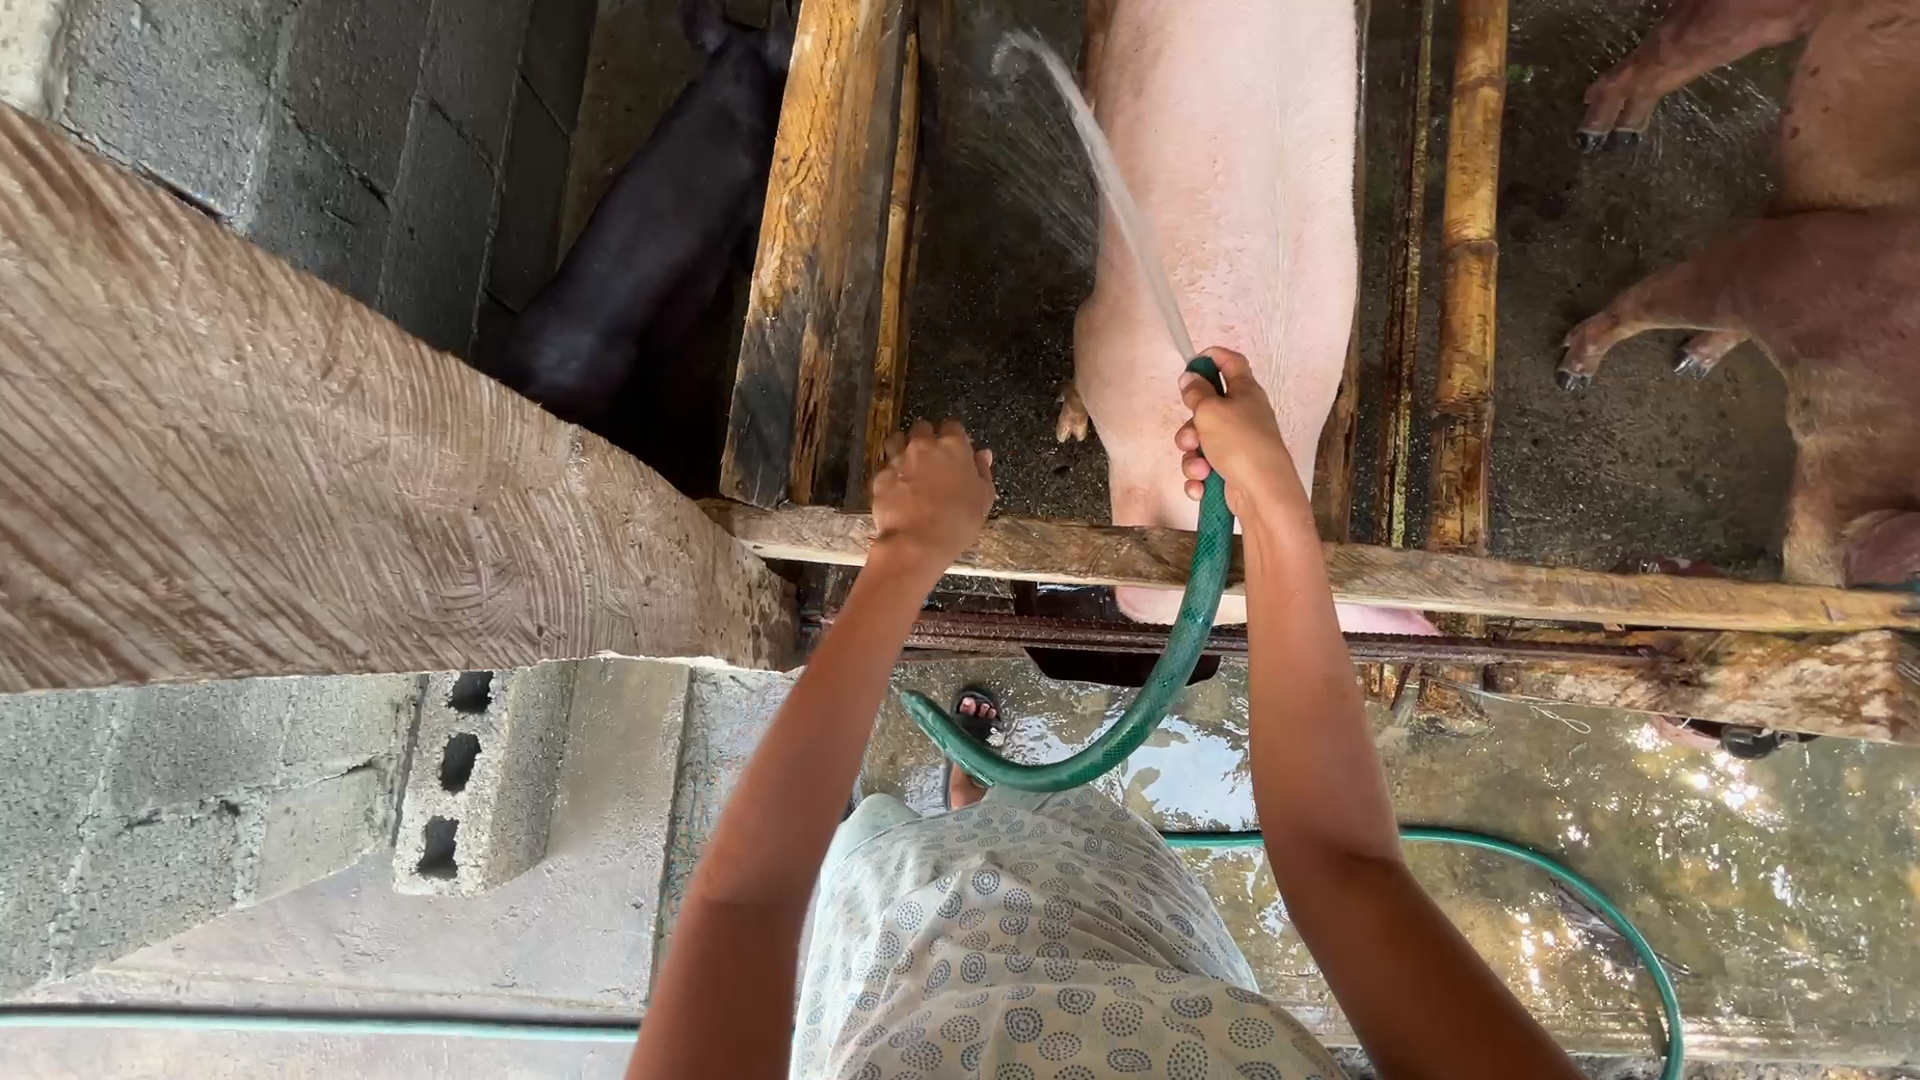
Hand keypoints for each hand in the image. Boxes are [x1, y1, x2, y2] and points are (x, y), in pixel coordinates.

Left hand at [872, 419, 995, 572]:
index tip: (955, 451)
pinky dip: (890, 475)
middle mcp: (924, 446)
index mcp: (953, 447)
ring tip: (908, 466)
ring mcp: (898, 460)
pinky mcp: (880, 477)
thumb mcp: (983, 499)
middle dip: (926, 439)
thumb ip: (983, 472)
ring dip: (902, 447)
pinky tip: (896, 490)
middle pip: (922, 428)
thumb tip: (983, 454)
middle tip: (931, 459)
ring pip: (896, 440)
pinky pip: (884, 469)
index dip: (954, 438)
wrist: (917, 542)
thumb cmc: (958, 522)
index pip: (953, 427)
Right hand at [1174, 347, 1306, 520]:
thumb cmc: (1239, 443)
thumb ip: (1196, 393)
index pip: (1231, 363)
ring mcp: (1236, 444)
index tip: (1191, 363)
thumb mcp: (1211, 411)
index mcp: (1244, 392)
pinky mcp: (1229, 469)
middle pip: (1205, 410)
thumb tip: (1189, 377)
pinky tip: (1201, 485)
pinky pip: (1203, 467)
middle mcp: (1242, 415)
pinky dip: (1198, 477)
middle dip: (1189, 427)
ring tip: (1200, 469)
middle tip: (1190, 438)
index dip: (1212, 357)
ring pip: (1200, 442)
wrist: (1262, 491)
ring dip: (1192, 457)